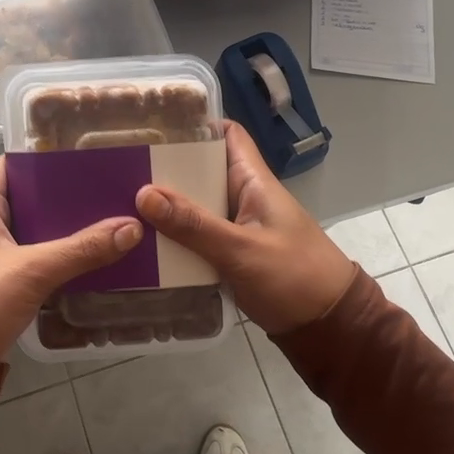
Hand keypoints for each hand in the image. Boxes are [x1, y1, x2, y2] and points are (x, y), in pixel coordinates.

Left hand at [0, 156, 142, 356]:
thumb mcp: (31, 270)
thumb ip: (81, 249)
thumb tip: (133, 226)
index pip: (14, 163)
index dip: (46, 154)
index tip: (87, 150)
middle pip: (33, 196)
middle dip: (69, 192)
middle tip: (114, 184)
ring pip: (40, 229)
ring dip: (70, 226)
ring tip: (116, 214)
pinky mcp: (7, 281)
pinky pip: (41, 256)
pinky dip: (65, 254)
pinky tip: (99, 254)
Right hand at [136, 121, 355, 333]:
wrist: (329, 328)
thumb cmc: (294, 278)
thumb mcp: (241, 251)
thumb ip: (193, 225)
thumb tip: (144, 194)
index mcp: (255, 182)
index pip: (228, 135)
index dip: (196, 126)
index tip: (155, 128)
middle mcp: (246, 198)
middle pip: (204, 171)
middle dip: (169, 169)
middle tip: (124, 167)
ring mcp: (241, 227)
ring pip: (198, 206)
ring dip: (169, 206)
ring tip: (124, 201)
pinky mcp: (235, 254)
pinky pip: (200, 236)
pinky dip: (178, 237)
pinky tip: (147, 241)